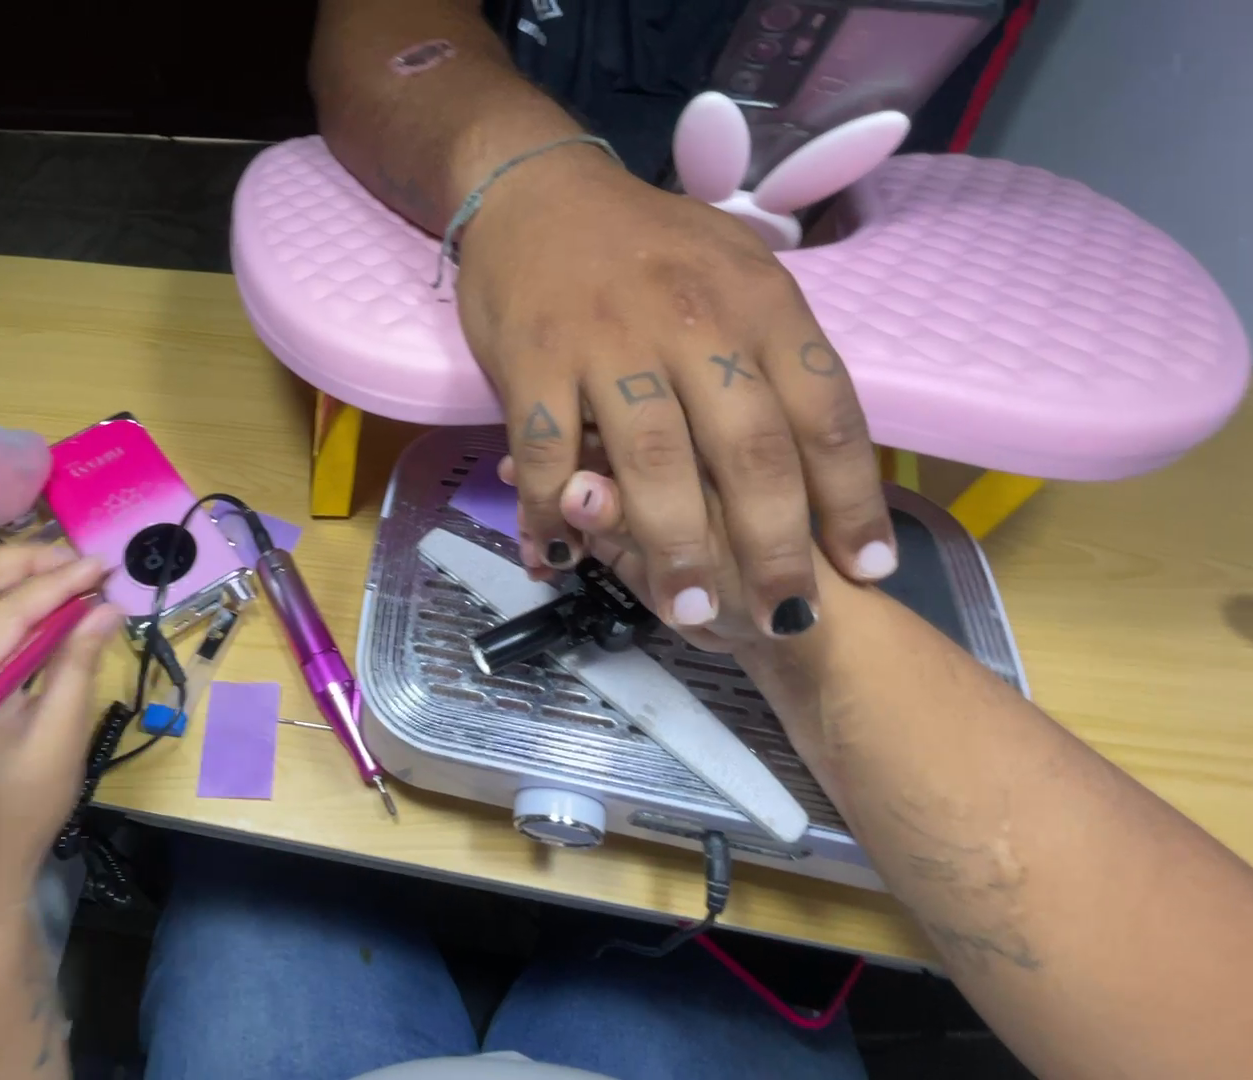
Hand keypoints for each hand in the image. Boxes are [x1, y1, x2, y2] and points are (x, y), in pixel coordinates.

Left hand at [0, 545, 122, 905]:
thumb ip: (75, 667)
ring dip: (7, 579)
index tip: (103, 567)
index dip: (59, 582)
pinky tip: (33, 612)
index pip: (4, 610)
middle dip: (23, 562)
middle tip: (77, 563)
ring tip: (62, 578)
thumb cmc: (12, 819)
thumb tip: (104, 608)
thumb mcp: (55, 744)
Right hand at [455, 145, 895, 636]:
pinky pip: (546, 453)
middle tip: (782, 617)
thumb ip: (765, 348)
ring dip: (672, 546)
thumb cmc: (638, 241)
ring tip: (689, 610)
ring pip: (650, 462)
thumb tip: (801, 448)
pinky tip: (556, 558)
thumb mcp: (731, 268)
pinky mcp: (531, 363)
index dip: (850, 498)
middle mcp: (690, 323)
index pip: (823, 411)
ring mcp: (605, 344)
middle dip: (770, 545)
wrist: (534, 193)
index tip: (865, 568)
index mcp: (757, 300)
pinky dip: (551, 514)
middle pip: (746, 451)